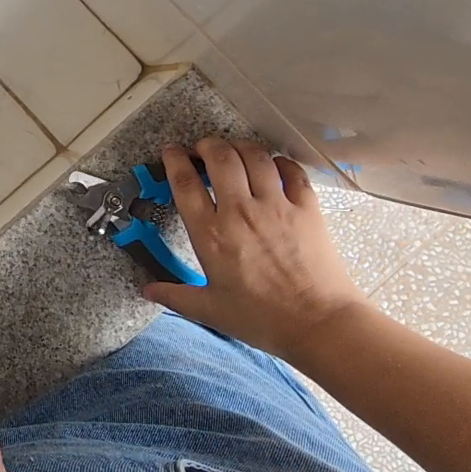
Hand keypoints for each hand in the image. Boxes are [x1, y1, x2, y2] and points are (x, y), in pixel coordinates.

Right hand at [140, 138, 369, 360]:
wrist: (322, 326)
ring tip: (234, 150)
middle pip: (220, 158)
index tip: (172, 152)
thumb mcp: (211, 310)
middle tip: (203, 148)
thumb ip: (176, 296)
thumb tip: (148, 291)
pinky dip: (281, 162)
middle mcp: (240, 213)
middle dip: (207, 145)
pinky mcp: (307, 210)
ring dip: (241, 147)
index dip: (174, 160)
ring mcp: (276, 207)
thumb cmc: (264, 319)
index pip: (185, 183)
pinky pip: (293, 172)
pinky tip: (274, 166)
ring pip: (255, 157)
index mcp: (211, 234)